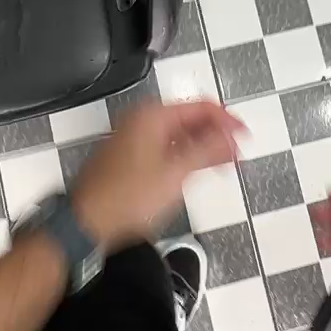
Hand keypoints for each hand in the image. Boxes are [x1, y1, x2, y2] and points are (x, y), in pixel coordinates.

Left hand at [70, 100, 244, 249]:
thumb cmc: (123, 198)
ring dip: (203, 146)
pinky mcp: (130, 157)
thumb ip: (207, 150)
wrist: (87, 223)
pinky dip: (185, 156)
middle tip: (236, 151)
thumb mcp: (176, 173)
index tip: (243, 135)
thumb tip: (231, 136)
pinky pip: (166, 147)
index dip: (227, 120)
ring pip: (178, 134)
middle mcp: (141, 121)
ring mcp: (134, 138)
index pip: (201, 106)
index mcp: (152, 116)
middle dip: (216, 134)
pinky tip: (197, 170)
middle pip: (190, 118)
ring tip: (223, 163)